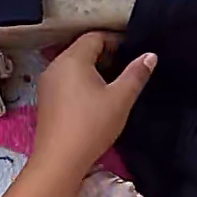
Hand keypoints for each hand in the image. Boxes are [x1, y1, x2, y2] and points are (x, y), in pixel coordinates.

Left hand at [31, 32, 154, 180]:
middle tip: (126, 69)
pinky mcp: (46, 100)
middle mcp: (55, 66)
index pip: (94, 37)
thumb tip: (150, 55)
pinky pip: (65, 80)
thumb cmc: (92, 125)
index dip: (115, 41)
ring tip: (113, 86)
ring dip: (93, 69)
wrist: (60, 159)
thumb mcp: (121, 99)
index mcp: (73, 60)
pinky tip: (95, 100)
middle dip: (105, 55)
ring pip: (73, 66)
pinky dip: (81, 82)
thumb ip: (136, 74)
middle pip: (82, 50)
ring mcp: (47, 84)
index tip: (132, 53)